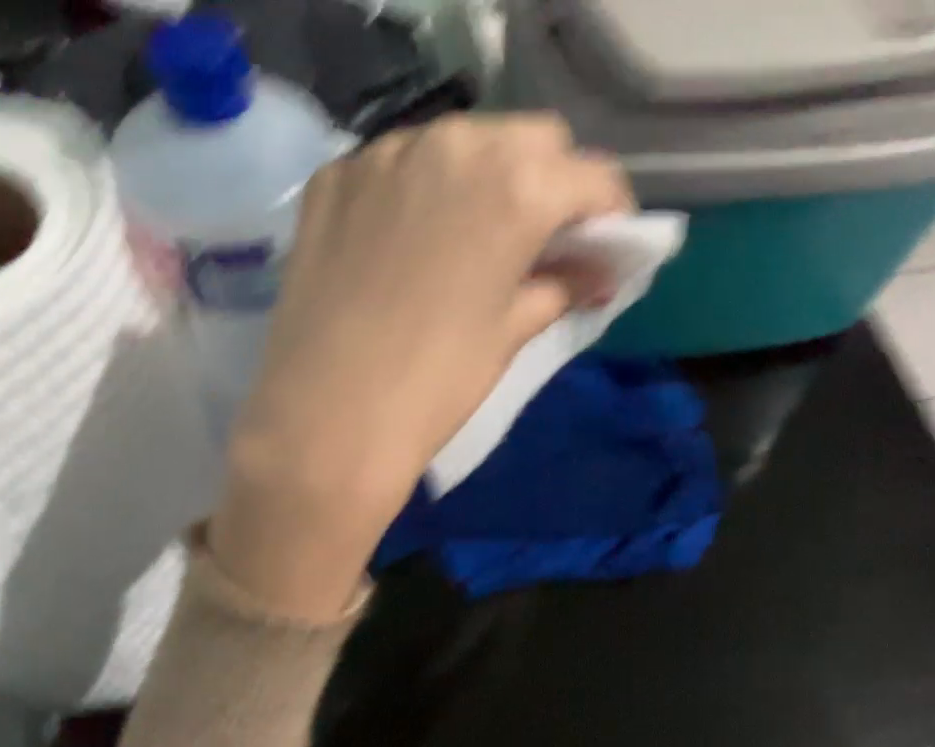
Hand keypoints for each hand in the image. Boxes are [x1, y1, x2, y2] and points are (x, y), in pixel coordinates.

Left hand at [208, 114, 634, 617]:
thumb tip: (595, 271)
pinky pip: (395, 164)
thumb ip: (560, 285)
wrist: (325, 419)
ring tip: (470, 237)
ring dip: (481, 176)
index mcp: (516, 185)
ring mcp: (384, 153)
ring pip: (458, 142)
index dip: (609, 211)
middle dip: (548, 181)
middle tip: (540, 239)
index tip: (606, 244)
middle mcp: (454, 144)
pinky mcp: (334, 176)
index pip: (591, 175)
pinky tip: (407, 241)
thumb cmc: (435, 384)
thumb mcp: (510, 333)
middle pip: (528, 140)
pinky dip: (417, 188)